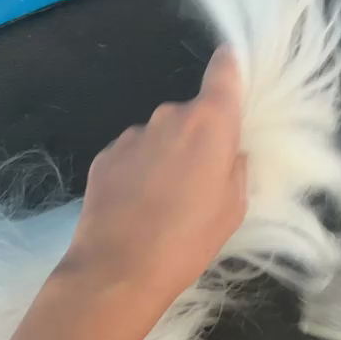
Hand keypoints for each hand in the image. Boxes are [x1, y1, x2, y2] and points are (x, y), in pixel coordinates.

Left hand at [62, 49, 247, 298]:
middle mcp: (169, 116)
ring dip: (165, 158)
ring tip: (162, 204)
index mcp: (210, 122)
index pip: (225, 70)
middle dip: (197, 139)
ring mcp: (132, 135)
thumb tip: (229, 153)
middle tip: (197, 184)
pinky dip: (137, 173)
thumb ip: (236, 169)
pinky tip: (136, 208)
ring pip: (159, 136)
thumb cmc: (188, 242)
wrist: (118, 270)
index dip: (231, 71)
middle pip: (191, 114)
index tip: (232, 81)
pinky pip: (132, 156)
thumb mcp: (232, 210)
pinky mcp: (104, 156)